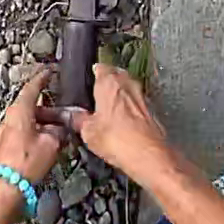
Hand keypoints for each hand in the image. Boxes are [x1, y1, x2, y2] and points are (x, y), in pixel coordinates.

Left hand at [0, 68, 69, 185]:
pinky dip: (33, 136)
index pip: (32, 86)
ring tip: (57, 136)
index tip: (49, 72)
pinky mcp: (2, 147)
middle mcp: (9, 118)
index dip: (43, 78)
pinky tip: (43, 148)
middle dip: (47, 109)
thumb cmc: (24, 165)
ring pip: (26, 121)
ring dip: (41, 125)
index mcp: (19, 110)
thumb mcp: (51, 144)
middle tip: (62, 114)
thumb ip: (59, 132)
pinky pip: (20, 135)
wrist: (3, 191)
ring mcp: (3, 133)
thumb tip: (62, 130)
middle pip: (30, 106)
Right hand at [57, 64, 175, 184]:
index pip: (100, 68)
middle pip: (116, 76)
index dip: (93, 73)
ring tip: (110, 114)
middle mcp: (127, 83)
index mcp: (109, 81)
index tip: (89, 79)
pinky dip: (132, 111)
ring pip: (128, 90)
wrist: (148, 155)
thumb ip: (79, 120)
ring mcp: (141, 96)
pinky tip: (125, 125)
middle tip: (98, 97)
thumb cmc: (119, 138)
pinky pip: (138, 105)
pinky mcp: (152, 110)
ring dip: (121, 97)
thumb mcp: (88, 131)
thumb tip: (71, 116)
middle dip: (108, 84)